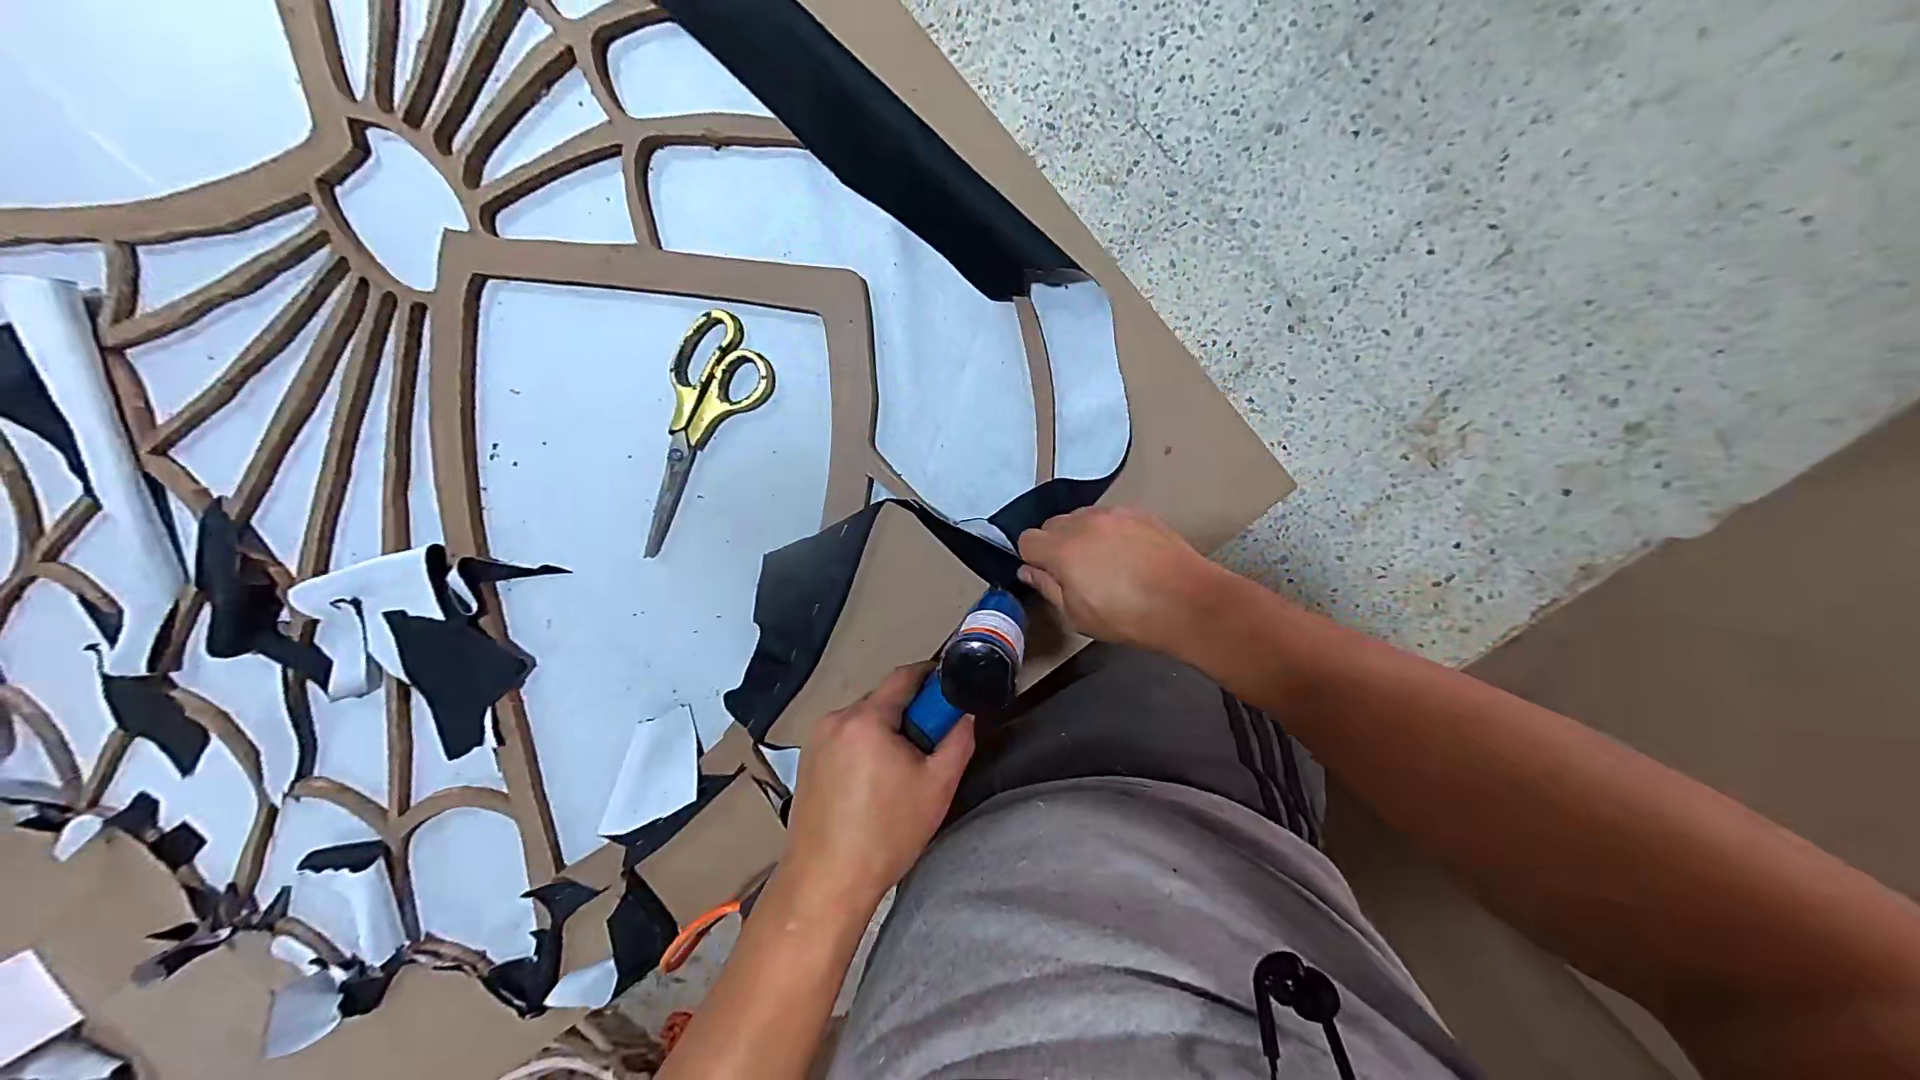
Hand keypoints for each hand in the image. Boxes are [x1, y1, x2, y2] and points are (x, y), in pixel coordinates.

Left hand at [779, 664, 974, 910]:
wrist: (826, 882)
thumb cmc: (885, 835)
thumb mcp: (937, 786)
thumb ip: (958, 741)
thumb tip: (963, 715)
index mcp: (866, 719)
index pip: (904, 676)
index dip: (932, 677)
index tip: (950, 692)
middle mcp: (835, 720)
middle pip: (883, 699)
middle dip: (910, 714)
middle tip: (930, 745)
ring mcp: (815, 741)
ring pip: (863, 721)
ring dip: (886, 733)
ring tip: (901, 773)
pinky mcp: (807, 762)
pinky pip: (845, 740)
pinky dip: (864, 748)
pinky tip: (873, 785)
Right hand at [1018, 505, 1239, 653]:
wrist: (1188, 602)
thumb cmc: (1129, 617)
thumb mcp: (1078, 615)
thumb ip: (1048, 588)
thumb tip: (1029, 571)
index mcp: (1062, 550)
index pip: (1027, 540)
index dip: (1033, 559)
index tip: (1048, 575)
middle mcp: (1083, 523)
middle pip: (1052, 524)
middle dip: (1056, 545)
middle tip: (1075, 572)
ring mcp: (1113, 514)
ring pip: (1081, 517)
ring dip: (1082, 535)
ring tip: (1105, 563)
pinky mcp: (1139, 513)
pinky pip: (1110, 517)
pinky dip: (1109, 531)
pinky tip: (1128, 555)